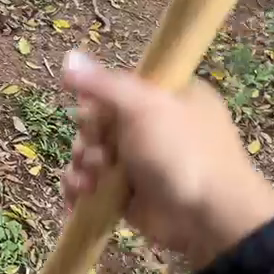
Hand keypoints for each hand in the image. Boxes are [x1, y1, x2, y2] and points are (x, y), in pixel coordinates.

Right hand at [59, 50, 273, 269]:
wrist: (205, 216)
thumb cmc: (182, 152)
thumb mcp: (145, 107)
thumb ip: (104, 84)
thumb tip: (68, 57)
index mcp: (167, 97)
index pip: (117, 88)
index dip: (98, 101)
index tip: (94, 111)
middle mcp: (152, 127)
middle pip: (97, 123)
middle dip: (88, 139)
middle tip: (100, 152)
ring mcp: (138, 162)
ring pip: (89, 154)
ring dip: (82, 166)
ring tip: (91, 180)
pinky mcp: (125, 193)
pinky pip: (89, 183)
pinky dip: (80, 188)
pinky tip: (80, 194)